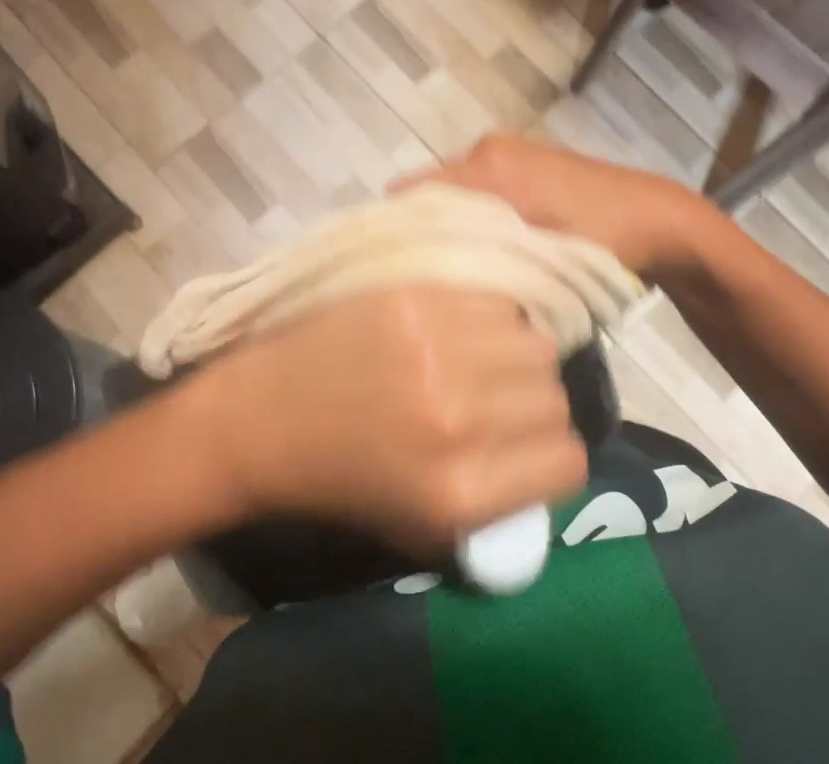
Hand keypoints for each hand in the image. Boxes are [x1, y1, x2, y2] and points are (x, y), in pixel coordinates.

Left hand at [186, 287, 588, 547]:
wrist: (261, 419)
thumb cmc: (344, 482)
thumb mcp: (428, 528)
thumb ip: (504, 505)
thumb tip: (558, 457)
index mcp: (461, 491)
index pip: (567, 460)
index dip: (550, 458)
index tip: (525, 450)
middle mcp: (459, 418)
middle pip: (554, 399)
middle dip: (534, 407)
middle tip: (495, 406)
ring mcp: (438, 350)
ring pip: (535, 345)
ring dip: (515, 359)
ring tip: (476, 365)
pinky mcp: (418, 300)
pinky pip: (497, 305)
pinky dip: (488, 321)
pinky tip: (453, 335)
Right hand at [400, 134, 710, 278]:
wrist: (661, 222)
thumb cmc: (602, 242)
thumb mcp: (536, 259)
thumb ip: (480, 261)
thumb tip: (429, 282)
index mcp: (486, 164)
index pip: (416, 197)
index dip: (403, 237)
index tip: (394, 276)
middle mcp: (489, 149)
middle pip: (434, 194)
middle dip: (427, 233)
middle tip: (423, 280)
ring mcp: (510, 154)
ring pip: (458, 196)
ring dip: (453, 228)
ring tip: (450, 272)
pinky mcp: (527, 165)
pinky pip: (482, 193)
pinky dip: (476, 219)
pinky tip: (482, 253)